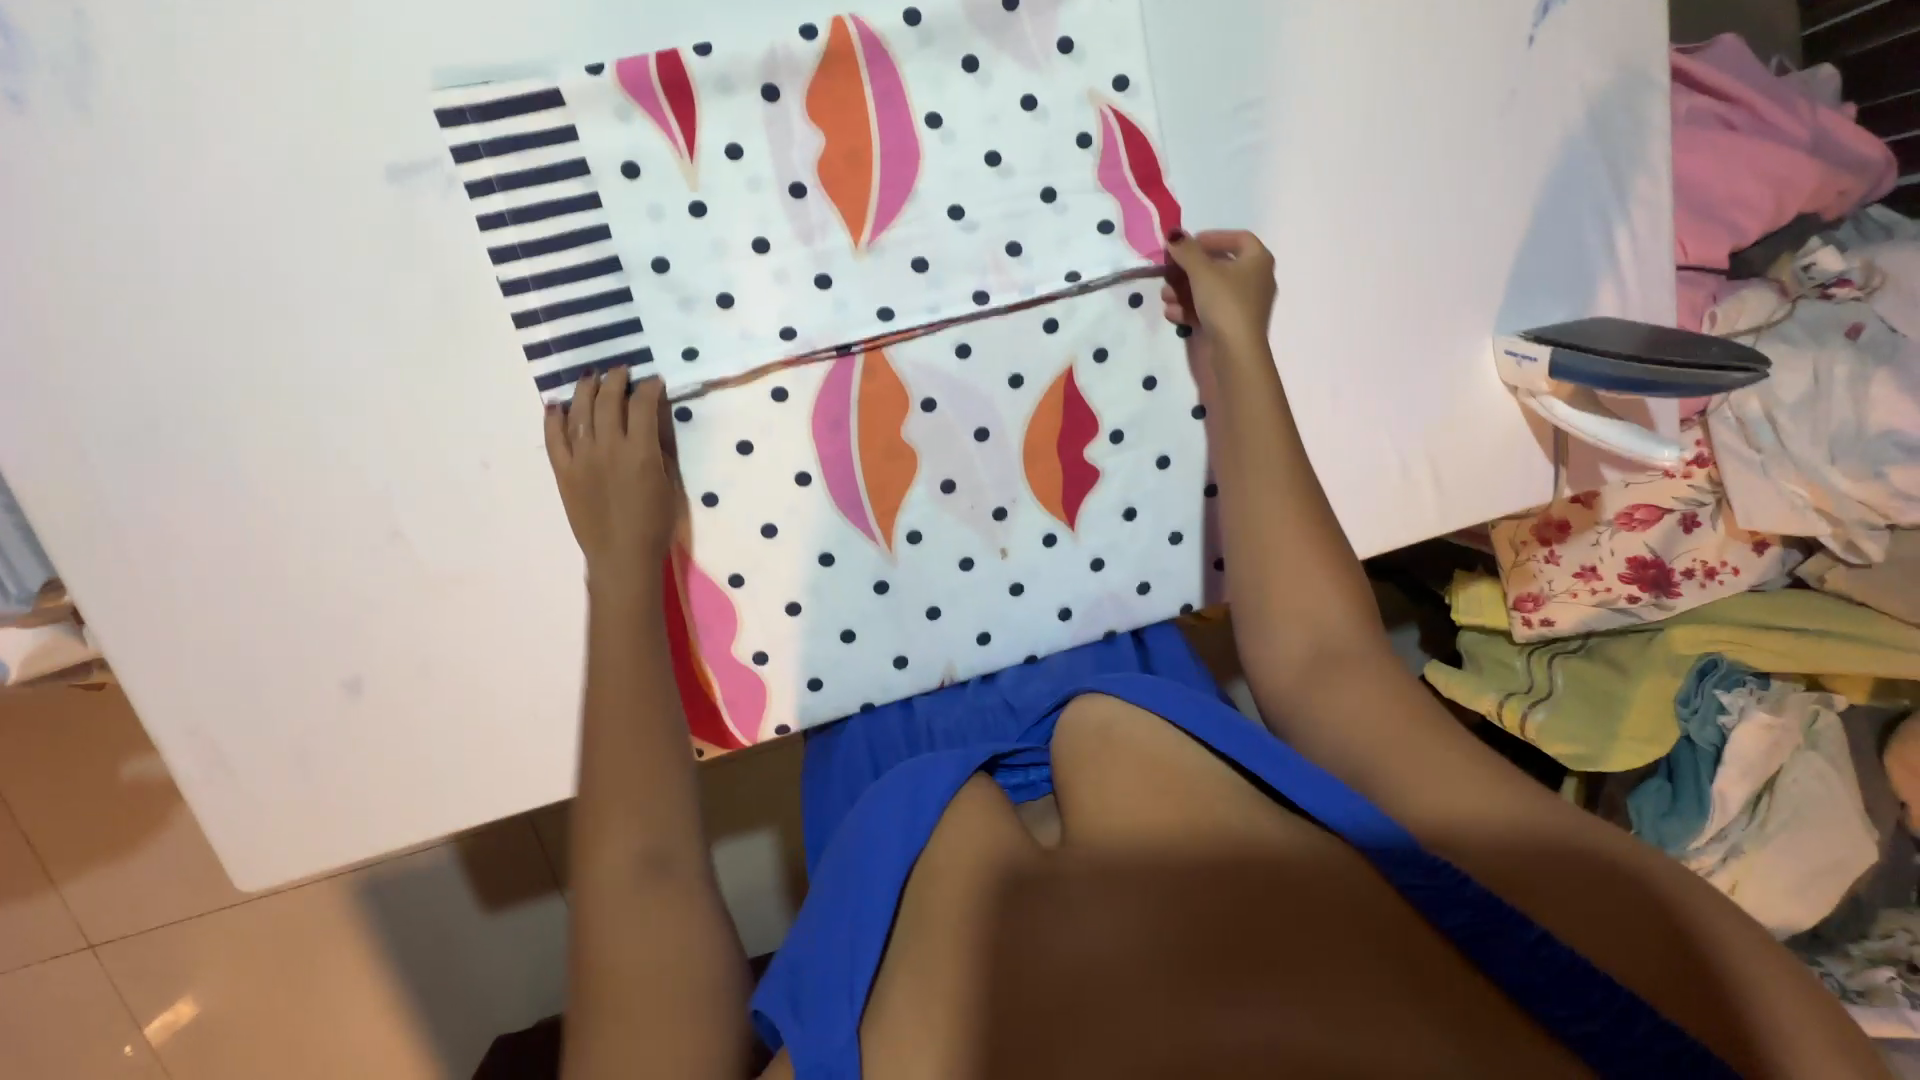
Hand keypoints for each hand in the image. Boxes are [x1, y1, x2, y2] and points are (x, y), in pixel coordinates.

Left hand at [544, 367, 679, 591]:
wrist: (621, 555)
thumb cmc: (655, 523)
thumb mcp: (669, 482)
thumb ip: (661, 447)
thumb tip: (655, 419)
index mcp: (639, 451)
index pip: (642, 404)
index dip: (649, 387)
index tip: (653, 381)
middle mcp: (607, 447)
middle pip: (608, 400)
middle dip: (616, 380)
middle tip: (622, 371)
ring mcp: (580, 457)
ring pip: (579, 411)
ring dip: (586, 389)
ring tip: (591, 378)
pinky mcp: (563, 470)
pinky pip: (553, 437)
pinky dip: (554, 418)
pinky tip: (556, 405)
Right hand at [1161, 231, 1276, 354]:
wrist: (1236, 352)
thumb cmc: (1225, 303)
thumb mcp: (1202, 272)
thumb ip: (1186, 251)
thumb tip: (1174, 236)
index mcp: (1258, 260)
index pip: (1237, 238)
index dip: (1212, 237)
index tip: (1188, 244)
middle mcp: (1256, 279)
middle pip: (1219, 266)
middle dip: (1189, 270)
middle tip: (1169, 272)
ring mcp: (1244, 304)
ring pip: (1211, 290)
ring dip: (1184, 291)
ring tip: (1165, 296)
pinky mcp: (1233, 324)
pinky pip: (1210, 309)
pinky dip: (1191, 309)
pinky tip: (1172, 313)